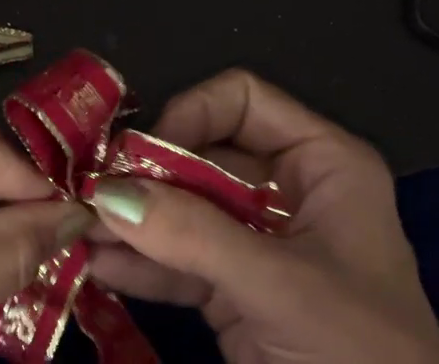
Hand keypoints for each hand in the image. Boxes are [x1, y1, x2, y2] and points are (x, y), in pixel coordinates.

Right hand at [86, 70, 438, 363]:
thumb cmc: (364, 355)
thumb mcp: (285, 288)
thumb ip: (194, 236)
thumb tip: (104, 193)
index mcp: (322, 165)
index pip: (241, 100)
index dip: (189, 115)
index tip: (141, 155)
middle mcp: (285, 191)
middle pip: (196, 153)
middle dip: (141, 174)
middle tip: (86, 190)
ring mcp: (255, 242)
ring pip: (177, 207)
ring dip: (128, 219)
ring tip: (74, 228)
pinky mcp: (232, 290)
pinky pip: (174, 258)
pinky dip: (136, 262)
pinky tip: (94, 265)